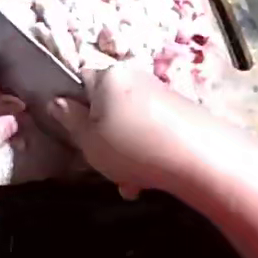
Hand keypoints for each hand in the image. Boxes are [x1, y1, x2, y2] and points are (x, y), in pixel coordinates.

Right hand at [49, 64, 255, 198]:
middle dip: (103, 136)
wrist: (200, 158)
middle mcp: (135, 77)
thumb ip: (69, 120)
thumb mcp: (88, 140)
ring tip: (130, 181)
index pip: (79, 80)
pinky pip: (151, 130)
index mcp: (109, 76)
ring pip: (129, 122)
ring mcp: (161, 93)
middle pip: (106, 104)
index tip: (75, 132)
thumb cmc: (133, 147)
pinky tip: (149, 178)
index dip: (73, 105)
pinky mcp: (182, 112)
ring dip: (124, 150)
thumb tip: (57, 101)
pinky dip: (146, 150)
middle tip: (103, 163)